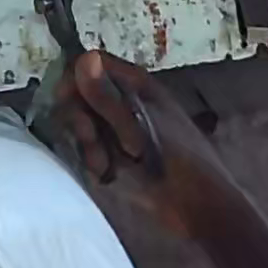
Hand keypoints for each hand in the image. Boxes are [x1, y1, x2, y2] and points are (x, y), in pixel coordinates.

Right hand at [52, 50, 239, 238]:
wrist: (200, 209)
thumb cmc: (177, 158)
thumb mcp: (140, 126)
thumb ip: (106, 97)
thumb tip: (82, 58)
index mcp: (133, 81)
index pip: (90, 63)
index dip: (76, 79)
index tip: (67, 101)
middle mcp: (122, 98)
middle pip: (82, 93)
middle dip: (82, 119)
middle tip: (93, 139)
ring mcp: (118, 126)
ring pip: (83, 122)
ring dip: (89, 144)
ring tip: (105, 164)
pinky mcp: (114, 153)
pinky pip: (90, 148)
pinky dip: (94, 160)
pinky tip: (108, 174)